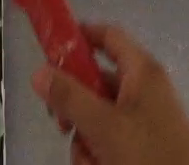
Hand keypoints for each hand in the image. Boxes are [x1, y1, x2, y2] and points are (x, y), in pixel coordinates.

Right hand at [31, 24, 188, 164]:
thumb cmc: (149, 156)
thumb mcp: (104, 125)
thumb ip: (69, 97)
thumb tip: (38, 72)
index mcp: (142, 71)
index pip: (107, 35)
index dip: (80, 36)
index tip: (52, 49)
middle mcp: (143, 91)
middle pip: (96, 82)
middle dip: (75, 106)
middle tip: (60, 122)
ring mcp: (145, 121)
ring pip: (99, 117)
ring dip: (85, 138)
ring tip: (88, 159)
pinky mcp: (144, 149)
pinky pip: (110, 141)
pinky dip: (99, 154)